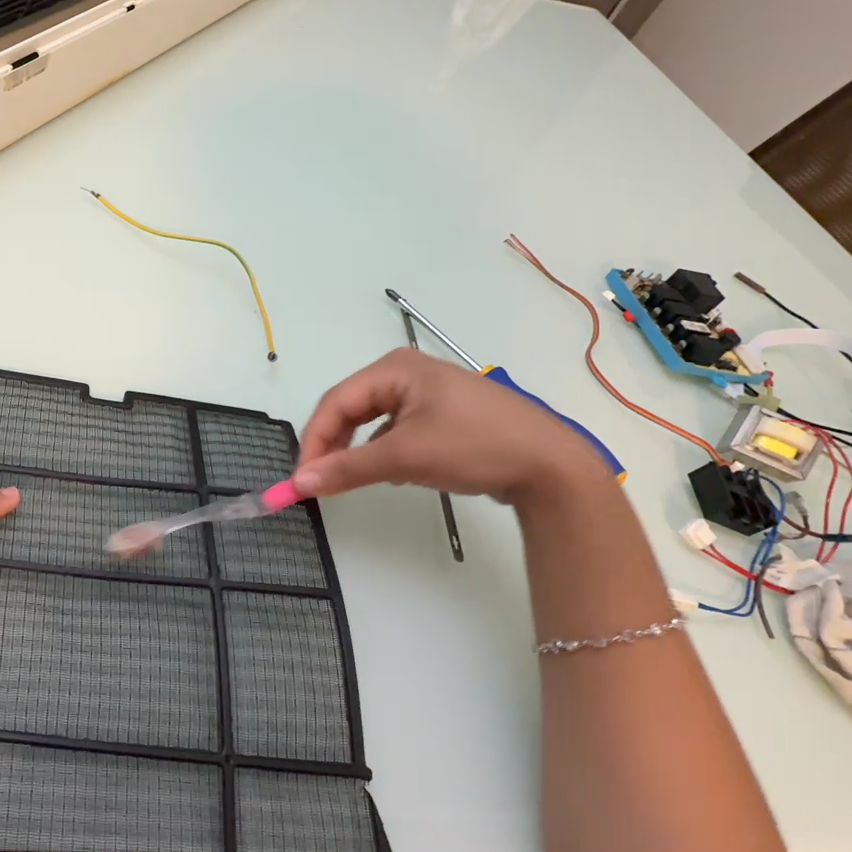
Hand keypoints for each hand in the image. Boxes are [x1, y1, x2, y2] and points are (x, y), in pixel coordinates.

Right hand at [293, 349, 608, 504]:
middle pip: (351, 409)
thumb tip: (298, 484)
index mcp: (394, 368)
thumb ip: (346, 469)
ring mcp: (429, 393)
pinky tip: (390, 473)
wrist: (553, 466)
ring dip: (358, 450)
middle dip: (333, 445)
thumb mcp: (404, 457)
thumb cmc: (475, 446)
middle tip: (321, 482)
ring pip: (372, 422)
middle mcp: (407, 373)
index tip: (302, 480)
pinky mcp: (445, 415)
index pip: (335, 402)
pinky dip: (384, 452)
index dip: (313, 441)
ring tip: (352, 478)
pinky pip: (397, 431)